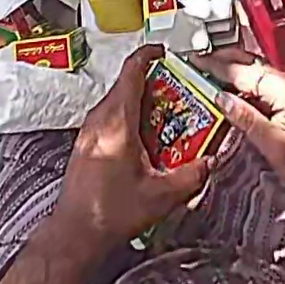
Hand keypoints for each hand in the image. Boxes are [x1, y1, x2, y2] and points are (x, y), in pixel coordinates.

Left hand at [49, 45, 212, 250]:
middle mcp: (101, 117)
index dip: (148, 54)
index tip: (162, 52)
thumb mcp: (160, 196)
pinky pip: (110, 114)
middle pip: (127, 84)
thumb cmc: (109, 212)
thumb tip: (208, 163)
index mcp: (118, 119)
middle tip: (175, 94)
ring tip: (164, 119)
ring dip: (141, 102)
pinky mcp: (87, 139)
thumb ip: (190, 177)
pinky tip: (143, 141)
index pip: (132, 70)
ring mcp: (91, 127)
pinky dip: (129, 116)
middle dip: (153, 85)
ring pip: (118, 99)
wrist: (75, 232)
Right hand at [193, 49, 284, 205]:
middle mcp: (282, 82)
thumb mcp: (275, 146)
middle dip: (218, 59)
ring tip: (203, 73)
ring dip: (226, 70)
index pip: (238, 69)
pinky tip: (225, 92)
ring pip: (249, 72)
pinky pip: (254, 85)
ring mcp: (284, 92)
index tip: (192, 61)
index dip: (213, 64)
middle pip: (244, 62)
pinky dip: (236, 83)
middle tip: (193, 61)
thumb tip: (219, 98)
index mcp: (280, 87)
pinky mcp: (284, 103)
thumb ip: (246, 119)